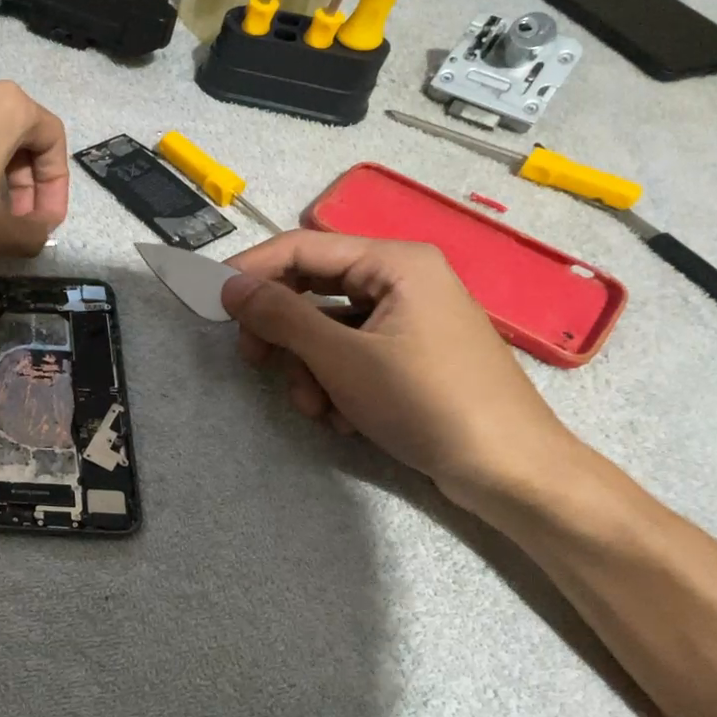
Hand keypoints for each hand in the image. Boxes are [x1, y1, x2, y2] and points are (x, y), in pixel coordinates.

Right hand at [220, 230, 584, 509]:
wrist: (506, 469)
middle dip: (282, 333)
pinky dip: (335, 383)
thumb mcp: (341, 358)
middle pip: (311, 289)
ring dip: (307, 369)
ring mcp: (407, 319)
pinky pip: (350, 354)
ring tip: (317, 408)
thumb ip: (280, 316)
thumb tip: (230, 287)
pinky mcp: (409, 354)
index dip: (251, 271)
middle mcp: (402, 280)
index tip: (210, 301)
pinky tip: (345, 418)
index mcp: (395, 262)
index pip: (302, 248)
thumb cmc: (425, 401)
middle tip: (254, 362)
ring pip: (326, 329)